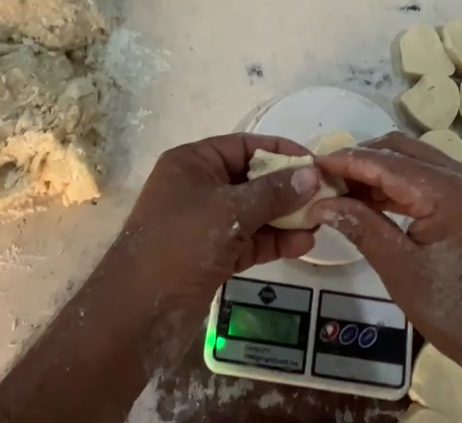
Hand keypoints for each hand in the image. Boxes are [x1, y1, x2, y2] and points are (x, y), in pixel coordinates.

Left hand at [108, 133, 323, 312]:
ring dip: (285, 217)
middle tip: (325, 195)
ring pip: (254, 212)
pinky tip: (303, 243)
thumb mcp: (228, 212)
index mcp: (193, 163)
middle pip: (251, 179)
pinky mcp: (212, 256)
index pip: (244, 146)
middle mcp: (198, 188)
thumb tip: (312, 173)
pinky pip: (250, 240)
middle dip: (287, 187)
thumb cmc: (178, 246)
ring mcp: (205, 224)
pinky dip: (273, 241)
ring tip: (320, 221)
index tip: (315, 161)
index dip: (279, 151)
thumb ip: (273, 192)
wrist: (136, 316)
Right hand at [312, 136, 461, 390]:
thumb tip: (321, 202)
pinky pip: (425, 176)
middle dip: (361, 159)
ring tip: (341, 190)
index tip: (312, 164)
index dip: (347, 160)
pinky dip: (397, 183)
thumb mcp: (400, 270)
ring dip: (377, 169)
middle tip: (324, 178)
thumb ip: (362, 227)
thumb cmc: (455, 312)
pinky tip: (371, 201)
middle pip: (400, 149)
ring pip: (413, 159)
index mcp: (449, 191)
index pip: (387, 162)